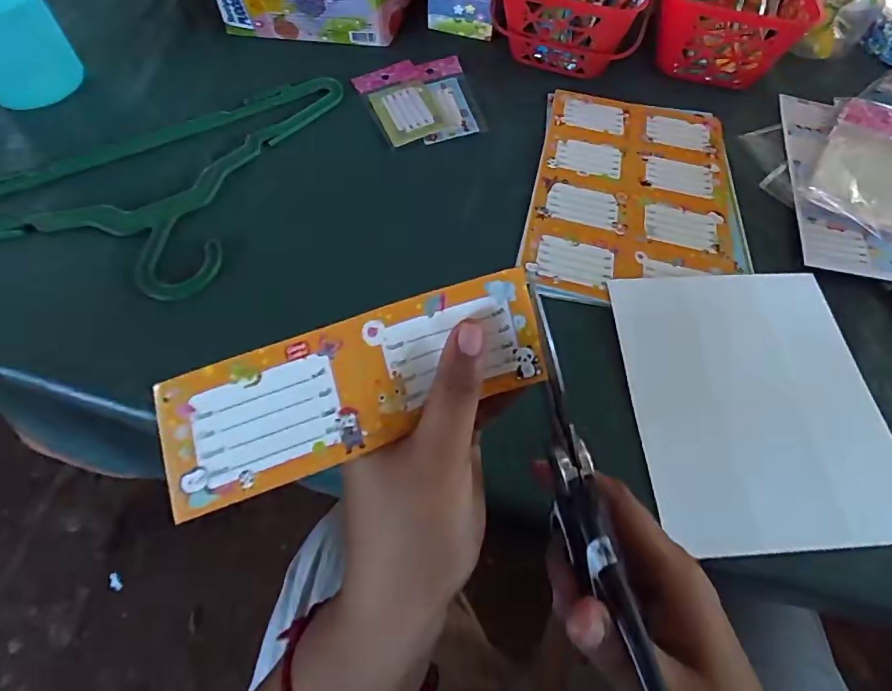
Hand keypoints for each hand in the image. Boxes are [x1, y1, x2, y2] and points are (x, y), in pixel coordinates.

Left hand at [286, 317, 491, 690]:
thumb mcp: (436, 453)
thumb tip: (469, 325)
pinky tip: (522, 375)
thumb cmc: (413, 526)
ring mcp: (420, 430)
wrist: (415, 600)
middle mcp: (391, 412)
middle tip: (500, 303)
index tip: (464, 292)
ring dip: (482, 361)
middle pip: (426, 360)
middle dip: (461, 335)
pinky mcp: (445, 448)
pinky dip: (494, 394)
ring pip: (451, 383)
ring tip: (518, 328)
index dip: (426, 317)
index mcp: (368, 409)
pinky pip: (469, 409)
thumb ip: (455, 393)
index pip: (391, 348)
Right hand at [546, 474, 759, 690]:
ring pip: (606, 562)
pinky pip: (616, 588)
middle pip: (607, 532)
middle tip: (559, 597)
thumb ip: (618, 648)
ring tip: (573, 626)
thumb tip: (574, 610)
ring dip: (579, 583)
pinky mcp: (660, 613)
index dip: (580, 482)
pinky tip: (588, 634)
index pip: (621, 504)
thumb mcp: (663, 681)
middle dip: (572, 551)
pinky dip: (592, 601)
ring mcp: (664, 590)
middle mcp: (668, 568)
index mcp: (674, 569)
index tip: (540, 471)